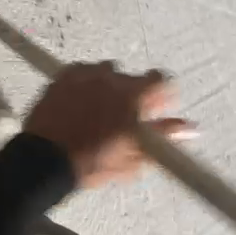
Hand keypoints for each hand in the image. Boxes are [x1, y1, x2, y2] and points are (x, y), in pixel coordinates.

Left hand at [23, 62, 194, 187]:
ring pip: (105, 72)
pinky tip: (77, 101)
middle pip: (131, 78)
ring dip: (106, 86)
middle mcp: (112, 78)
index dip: (161, 95)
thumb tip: (191, 128)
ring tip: (96, 109)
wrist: (45, 160)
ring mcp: (84, 75)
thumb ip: (163, 136)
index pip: (162, 80)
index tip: (156, 109)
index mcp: (134, 96)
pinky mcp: (61, 77)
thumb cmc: (92, 163)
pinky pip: (80, 72)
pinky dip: (83, 83)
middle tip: (122, 117)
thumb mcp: (134, 156)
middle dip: (131, 94)